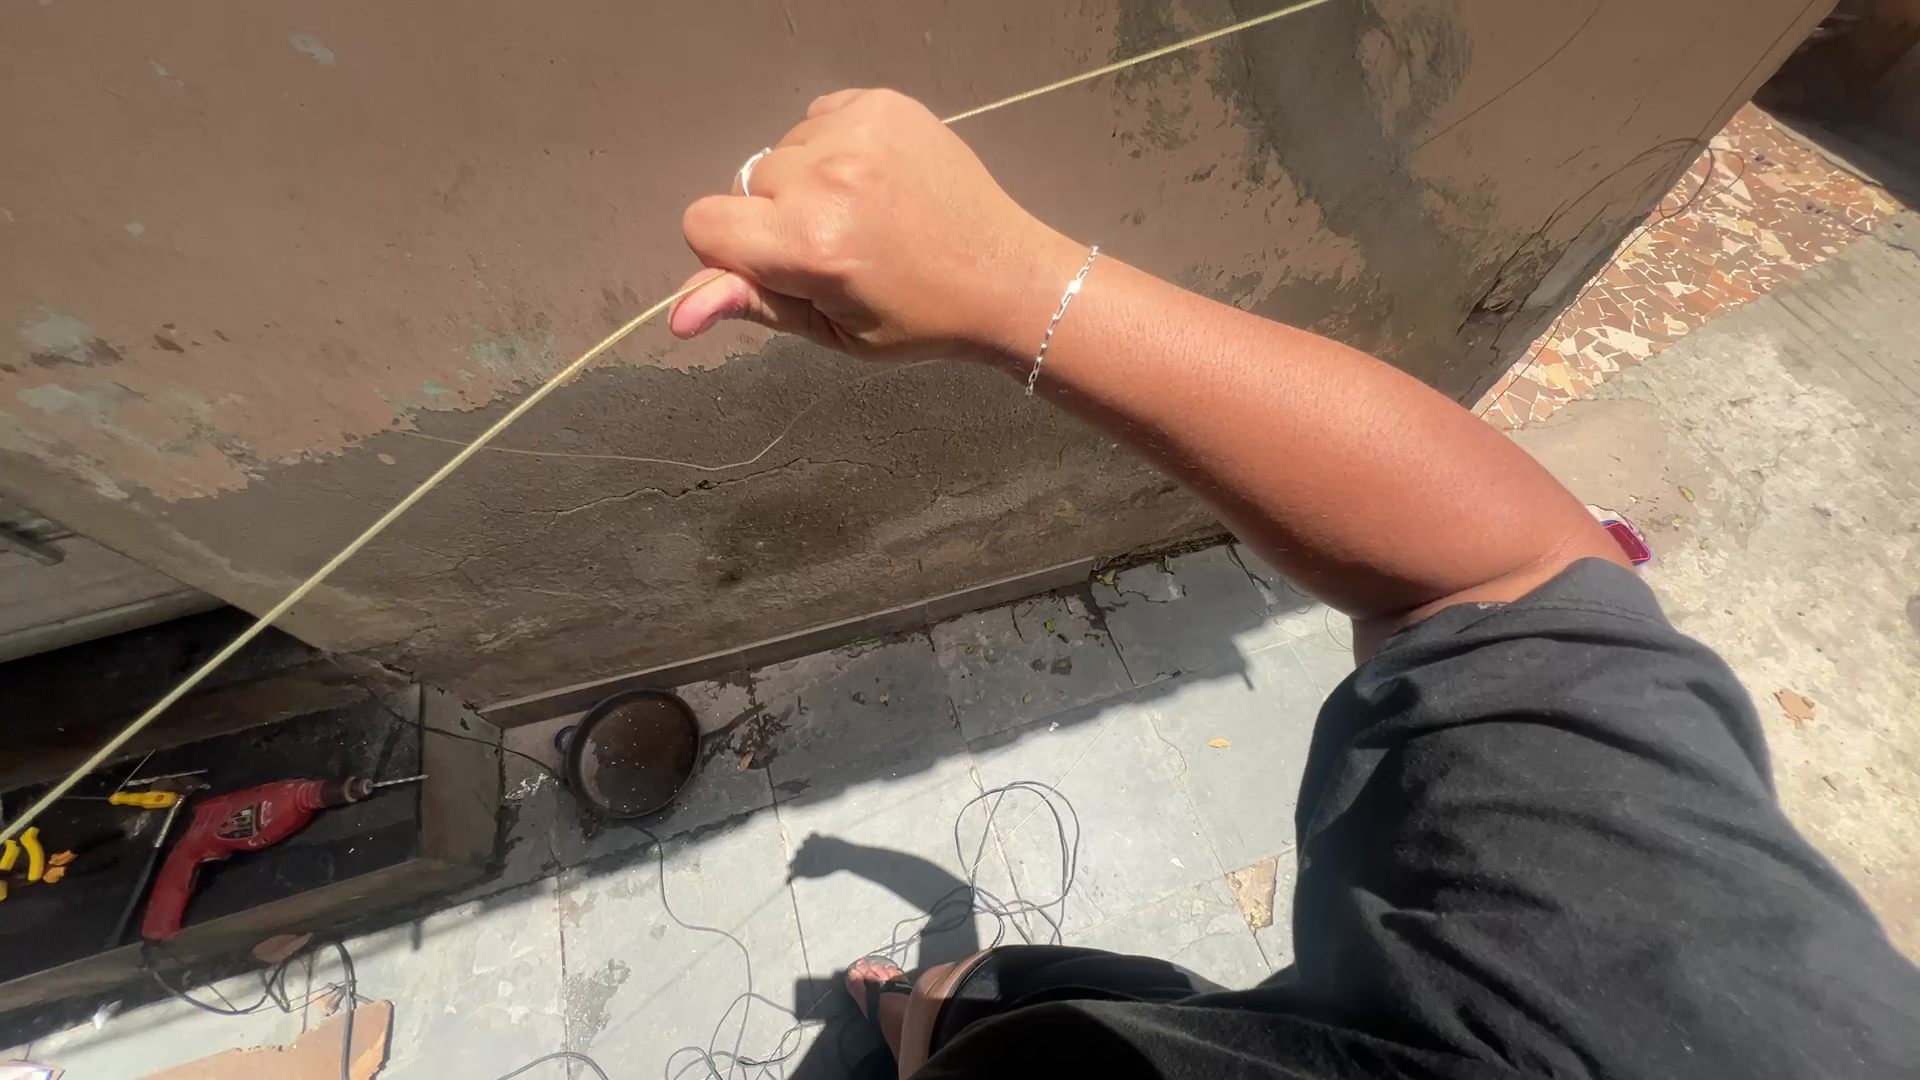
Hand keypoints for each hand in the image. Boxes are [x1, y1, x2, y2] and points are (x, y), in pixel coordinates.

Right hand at [670, 89, 1085, 364]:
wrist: (1003, 276)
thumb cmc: (919, 320)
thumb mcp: (834, 331)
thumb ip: (755, 307)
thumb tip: (678, 317)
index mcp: (810, 244)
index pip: (704, 225)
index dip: (732, 256)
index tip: (781, 271)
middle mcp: (825, 176)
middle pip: (743, 186)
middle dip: (773, 221)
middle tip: (837, 250)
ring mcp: (856, 130)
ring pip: (779, 151)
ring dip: (804, 184)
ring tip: (863, 217)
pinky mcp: (881, 103)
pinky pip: (816, 119)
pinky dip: (832, 150)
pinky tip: (875, 184)